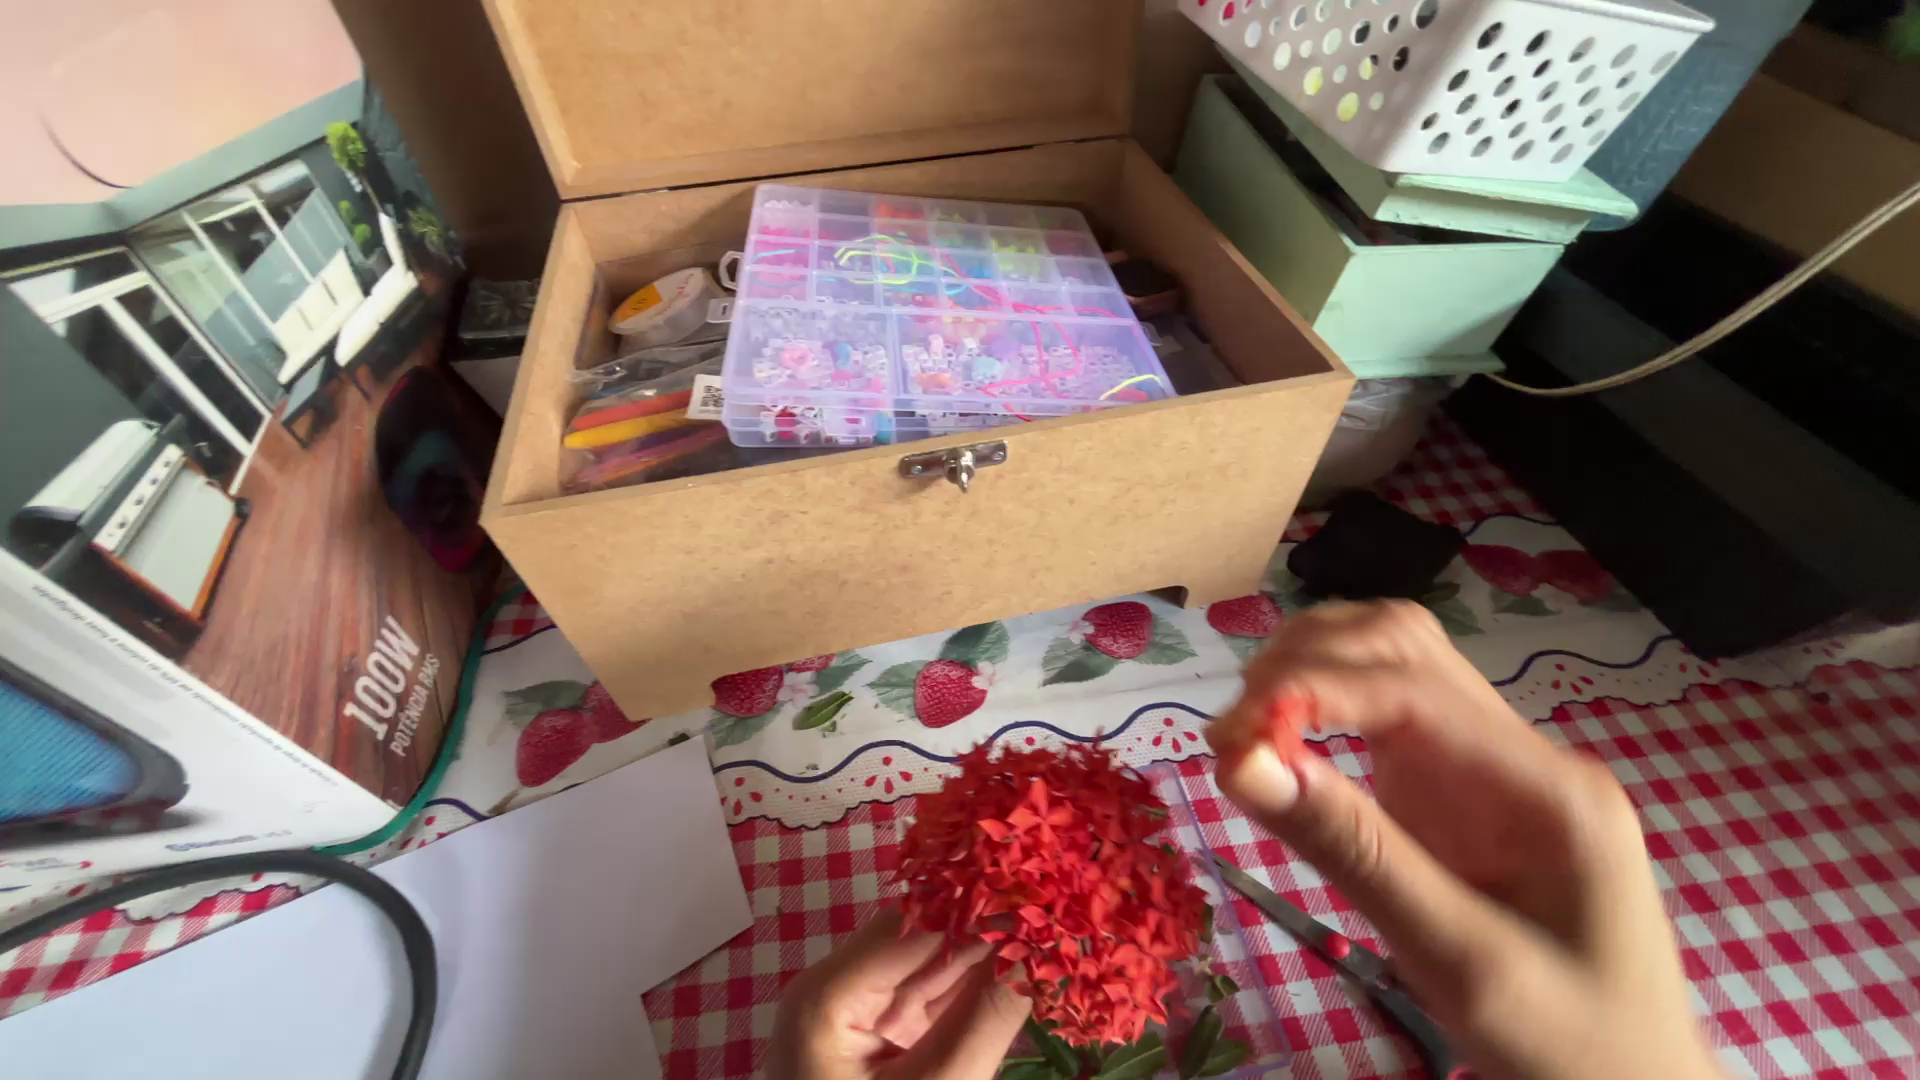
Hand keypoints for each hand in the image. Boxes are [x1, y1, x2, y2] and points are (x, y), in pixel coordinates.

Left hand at [766, 906, 1029, 1079]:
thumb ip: (989, 1018)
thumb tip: (1041, 949)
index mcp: (829, 994)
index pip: (917, 921)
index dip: (980, 901)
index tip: (1041, 887)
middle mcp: (837, 983)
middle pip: (924, 932)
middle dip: (988, 919)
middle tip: (1054, 902)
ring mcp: (856, 1006)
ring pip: (933, 957)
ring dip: (987, 945)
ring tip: (1046, 922)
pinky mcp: (878, 1030)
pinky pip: (931, 991)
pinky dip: (973, 982)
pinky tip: (1017, 964)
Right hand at [1207, 601, 1722, 1079]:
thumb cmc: (1564, 1041)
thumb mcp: (1458, 960)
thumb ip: (1351, 851)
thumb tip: (1239, 762)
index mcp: (1543, 784)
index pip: (1411, 688)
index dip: (1312, 689)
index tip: (1232, 733)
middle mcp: (1513, 747)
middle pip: (1400, 643)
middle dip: (1304, 661)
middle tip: (1234, 729)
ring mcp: (1481, 755)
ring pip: (1387, 655)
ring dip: (1308, 664)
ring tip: (1250, 722)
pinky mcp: (1447, 775)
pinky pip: (1376, 701)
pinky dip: (1317, 696)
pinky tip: (1282, 731)